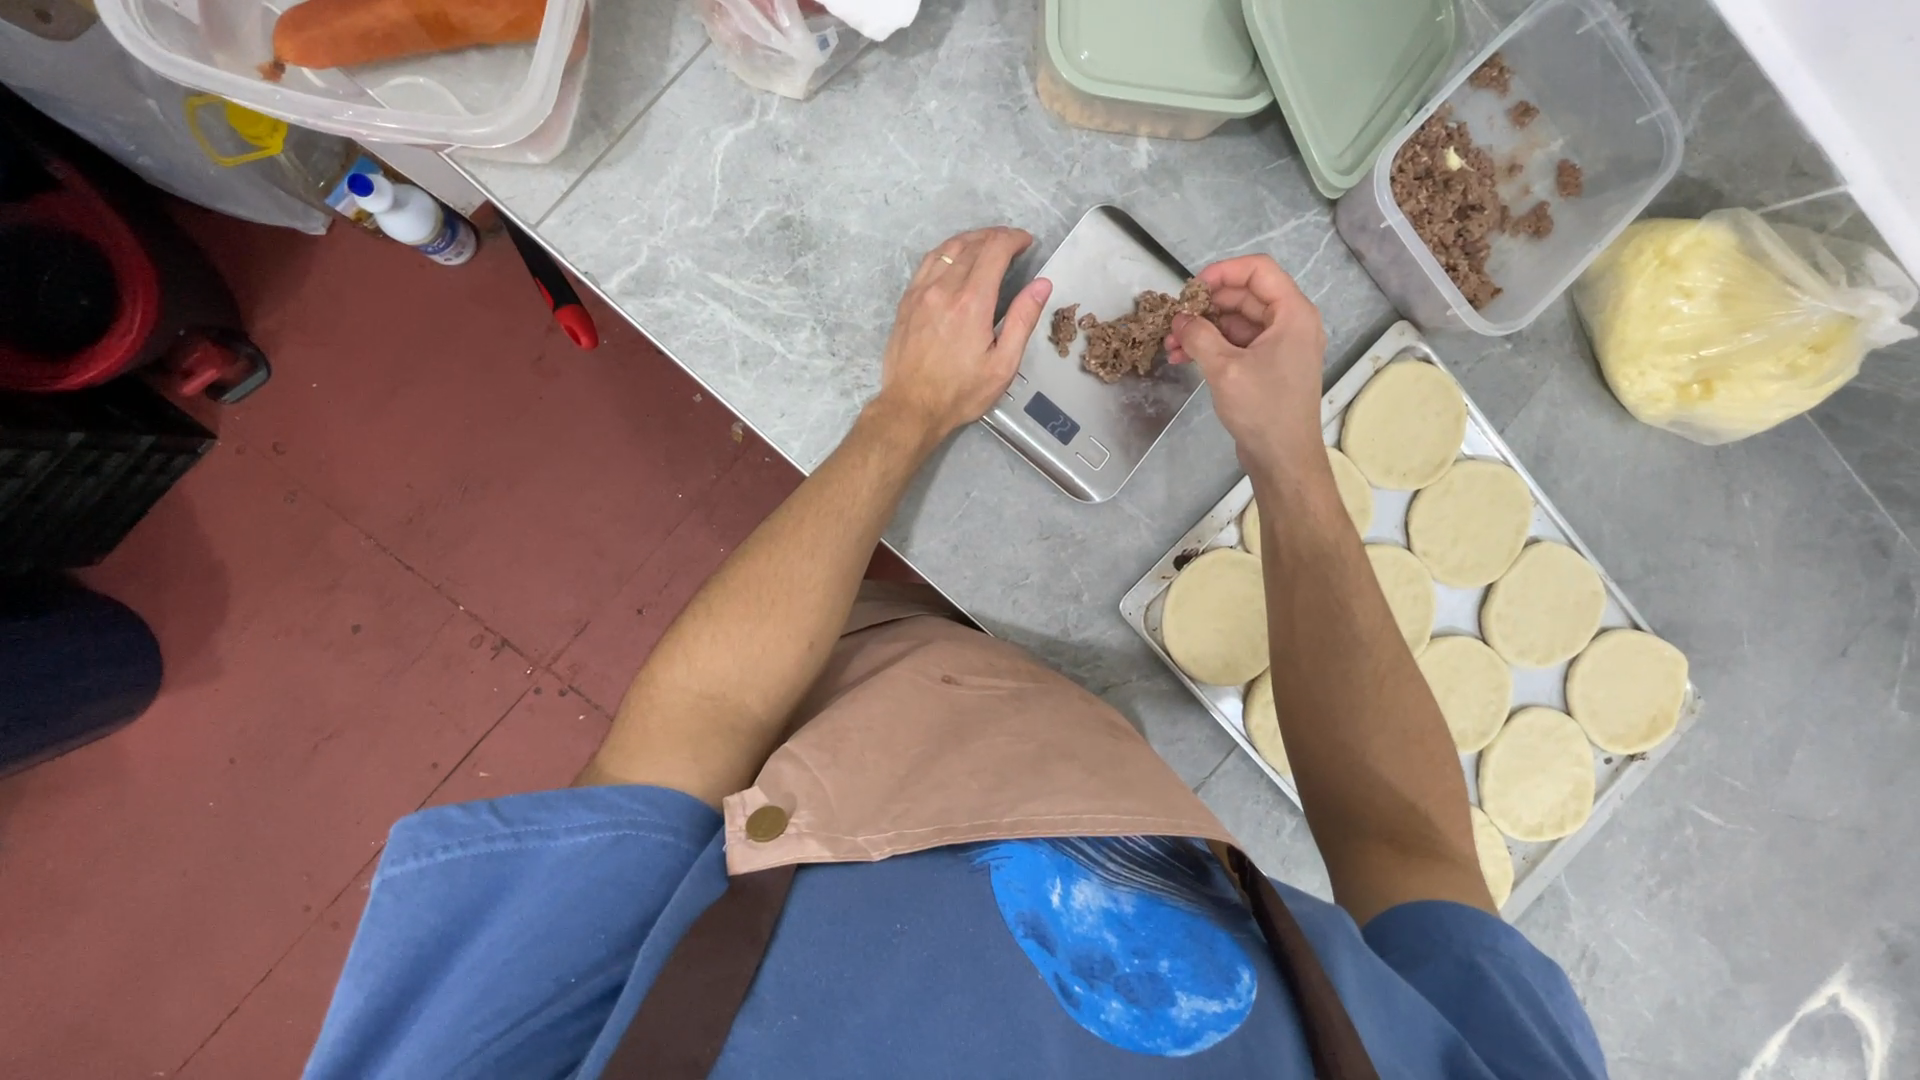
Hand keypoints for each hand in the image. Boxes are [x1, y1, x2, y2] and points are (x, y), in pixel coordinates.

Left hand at [873, 226, 1052, 439]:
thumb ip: (1022, 320)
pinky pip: (928, 263)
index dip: (1013, 239)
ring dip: (970, 239)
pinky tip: (956, 259)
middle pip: (971, 245)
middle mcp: (943, 289)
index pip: (994, 251)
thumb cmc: (960, 392)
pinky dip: (947, 253)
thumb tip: (1041, 285)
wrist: (911, 407)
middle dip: (995, 236)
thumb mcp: (1003, 364)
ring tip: (986, 243)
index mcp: (972, 303)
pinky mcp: (907, 302)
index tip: (1026, 242)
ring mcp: (920, 293)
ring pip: (947, 249)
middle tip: (1011, 242)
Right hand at [1166, 255, 1327, 474]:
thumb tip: (1180, 319)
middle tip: (1174, 321)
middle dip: (1206, 306)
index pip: (1258, 271)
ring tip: (1171, 345)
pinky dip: (1212, 347)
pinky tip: (1184, 358)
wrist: (1283, 456)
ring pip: (1237, 322)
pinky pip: (1238, 344)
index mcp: (1292, 314)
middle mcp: (1290, 323)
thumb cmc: (1262, 409)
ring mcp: (1280, 346)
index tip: (1190, 289)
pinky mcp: (1268, 367)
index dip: (1223, 272)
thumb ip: (1199, 336)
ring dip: (1204, 329)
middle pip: (1245, 297)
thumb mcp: (1225, 368)